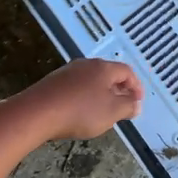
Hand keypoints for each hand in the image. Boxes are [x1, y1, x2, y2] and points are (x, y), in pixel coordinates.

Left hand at [21, 58, 144, 140]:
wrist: (38, 112)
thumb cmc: (80, 111)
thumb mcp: (111, 112)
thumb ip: (127, 107)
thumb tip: (136, 103)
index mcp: (104, 68)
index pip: (127, 71)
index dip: (136, 86)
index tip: (139, 101)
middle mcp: (87, 64)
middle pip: (109, 73)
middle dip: (119, 89)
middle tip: (124, 105)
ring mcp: (68, 71)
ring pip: (92, 79)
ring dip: (102, 93)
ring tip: (104, 111)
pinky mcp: (54, 82)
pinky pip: (77, 86)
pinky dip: (85, 96)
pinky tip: (81, 111)